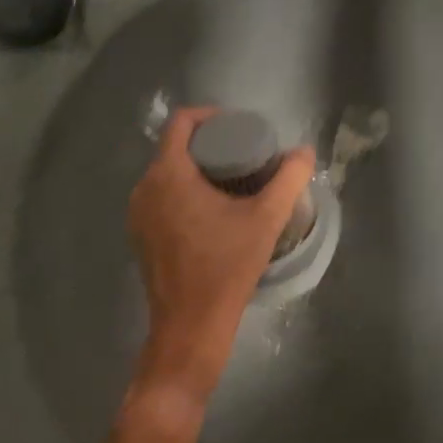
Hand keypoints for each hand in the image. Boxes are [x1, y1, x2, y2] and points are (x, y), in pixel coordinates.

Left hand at [127, 107, 315, 402]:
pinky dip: (183, 192)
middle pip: (174, 147)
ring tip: (231, 179)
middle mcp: (144, 187)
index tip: (239, 126)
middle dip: (208, 144)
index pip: (182, 122)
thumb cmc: (225, 268)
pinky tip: (210, 209)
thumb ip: (288, 179)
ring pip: (167, 173)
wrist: (190, 327)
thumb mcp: (265, 219)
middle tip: (243, 153)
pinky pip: (161, 197)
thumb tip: (304, 152)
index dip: (211, 115)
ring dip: (196, 169)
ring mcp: (138, 213)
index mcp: (168, 174)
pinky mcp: (140, 235)